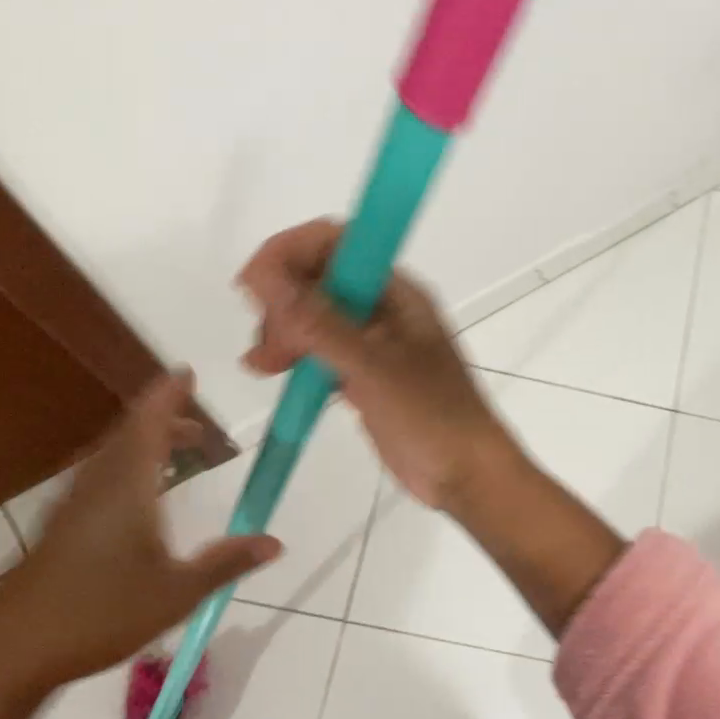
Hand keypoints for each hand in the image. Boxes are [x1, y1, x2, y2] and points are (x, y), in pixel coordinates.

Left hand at [0, 370, 281, 689]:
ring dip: (144, 446)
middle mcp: (96, 489)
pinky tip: (139, 499)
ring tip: (175, 454)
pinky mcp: (60, 532)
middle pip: (128, 437)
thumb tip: (274, 542)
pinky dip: (127, 470)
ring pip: (111, 459)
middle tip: (196, 426)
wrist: (11, 651)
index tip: (186, 373)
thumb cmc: (100, 615)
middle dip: (163, 422)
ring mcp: (71, 510)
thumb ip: (226, 564)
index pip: (149, 428)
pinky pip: (99, 481)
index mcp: (126, 492)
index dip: (168, 398)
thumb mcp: (177, 593)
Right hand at [237, 218, 524, 511]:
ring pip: (315, 320)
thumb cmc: (432, 416)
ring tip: (261, 366)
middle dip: (282, 304)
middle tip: (267, 348)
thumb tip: (262, 277)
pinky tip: (273, 376)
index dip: (288, 253)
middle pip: (317, 281)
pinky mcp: (365, 378)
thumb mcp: (373, 367)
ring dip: (282, 333)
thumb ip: (318, 322)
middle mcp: (385, 310)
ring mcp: (374, 345)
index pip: (334, 244)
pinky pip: (322, 355)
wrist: (467, 475)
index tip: (252, 286)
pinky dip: (296, 360)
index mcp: (397, 293)